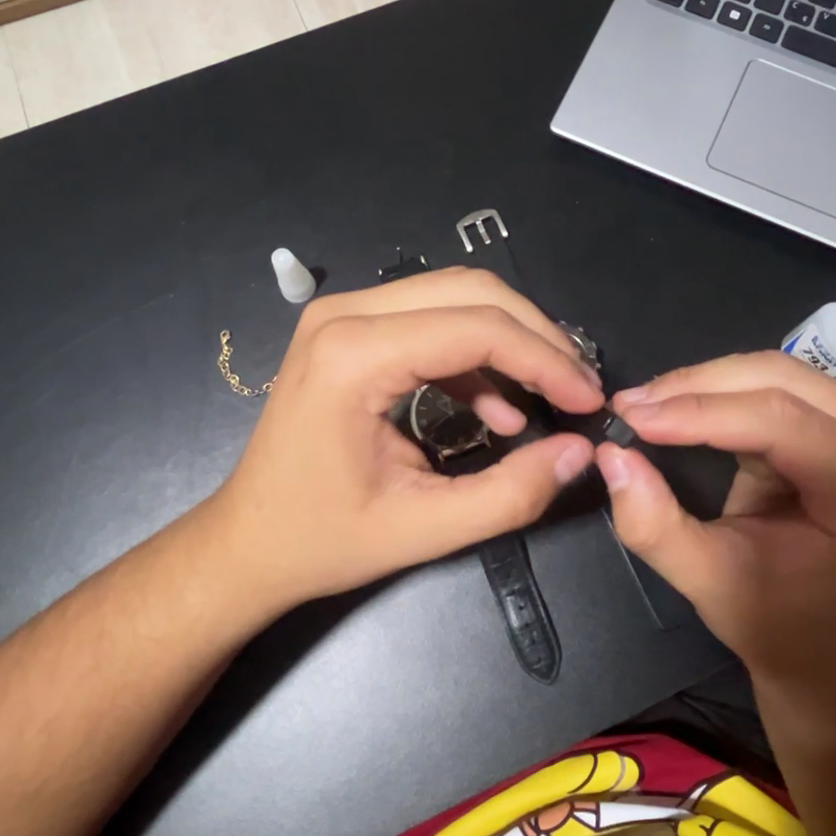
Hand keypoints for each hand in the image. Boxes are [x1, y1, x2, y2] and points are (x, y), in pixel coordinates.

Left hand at [202, 268, 603, 608]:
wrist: (247, 542)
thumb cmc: (321, 539)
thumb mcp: (423, 529)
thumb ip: (510, 493)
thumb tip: (579, 452)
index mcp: (354, 355)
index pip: (477, 327)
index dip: (546, 360)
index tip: (588, 401)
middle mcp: (345, 314)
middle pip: (471, 292)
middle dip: (536, 339)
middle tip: (577, 390)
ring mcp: (343, 315)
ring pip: (455, 297)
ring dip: (510, 342)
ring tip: (549, 399)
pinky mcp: (350, 331)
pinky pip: (431, 321)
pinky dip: (475, 357)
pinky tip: (498, 411)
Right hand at [596, 353, 835, 681]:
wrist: (816, 636)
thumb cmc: (772, 618)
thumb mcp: (706, 581)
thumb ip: (656, 525)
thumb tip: (611, 455)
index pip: (782, 423)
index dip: (701, 413)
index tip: (630, 419)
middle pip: (782, 380)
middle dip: (696, 386)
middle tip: (629, 407)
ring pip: (775, 371)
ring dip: (703, 382)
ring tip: (645, 405)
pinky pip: (773, 383)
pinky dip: (717, 389)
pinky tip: (675, 405)